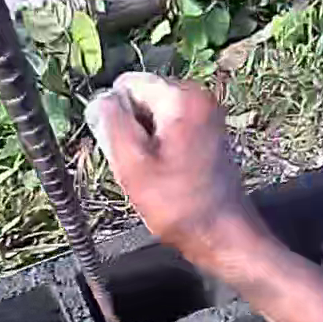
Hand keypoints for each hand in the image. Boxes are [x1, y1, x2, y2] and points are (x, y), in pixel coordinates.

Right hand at [87, 72, 271, 269]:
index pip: (127, 86)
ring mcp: (207, 117)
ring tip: (156, 175)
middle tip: (142, 168)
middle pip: (142, 100)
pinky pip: (170, 133)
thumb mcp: (133, 165)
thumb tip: (100, 99)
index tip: (126, 151)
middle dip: (132, 130)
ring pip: (154, 120)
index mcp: (182, 97)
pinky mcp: (209, 136)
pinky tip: (167, 177)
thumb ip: (111, 123)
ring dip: (145, 145)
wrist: (222, 235)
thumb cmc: (179, 206)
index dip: (115, 117)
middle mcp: (200, 98)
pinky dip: (162, 152)